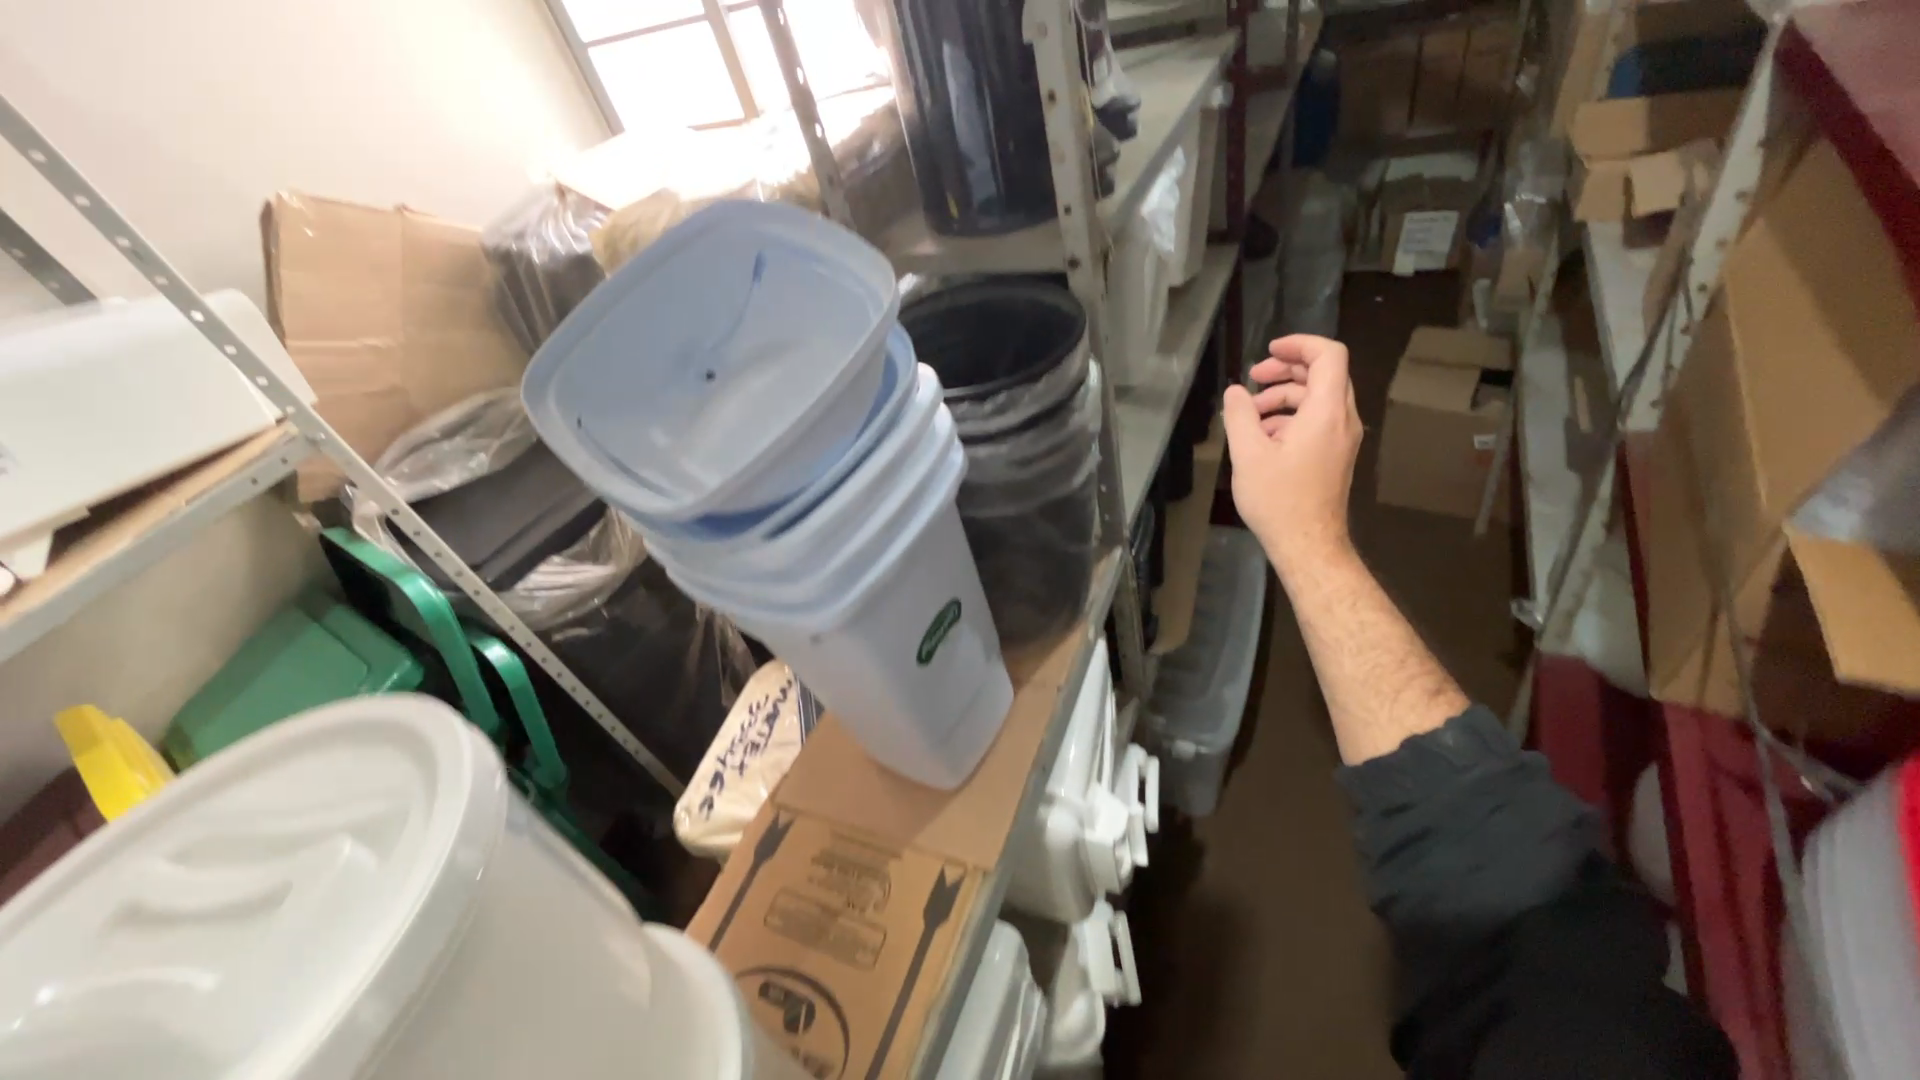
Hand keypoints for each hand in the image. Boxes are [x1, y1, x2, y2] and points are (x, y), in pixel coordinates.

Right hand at [1222, 334, 1362, 573]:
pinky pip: (1318, 420)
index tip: (1269, 351)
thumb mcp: (1249, 455)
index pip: (1328, 355)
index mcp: (1326, 412)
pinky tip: (1263, 437)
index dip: (1300, 344)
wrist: (1308, 544)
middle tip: (1253, 379)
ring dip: (1284, 397)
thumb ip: (1240, 416)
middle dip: (1286, 370)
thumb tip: (1236, 392)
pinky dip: (1292, 417)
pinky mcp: (1336, 455)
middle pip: (1324, 374)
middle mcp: (1343, 419)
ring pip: (1318, 398)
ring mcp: (1343, 438)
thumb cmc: (1279, 500)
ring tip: (1249, 415)